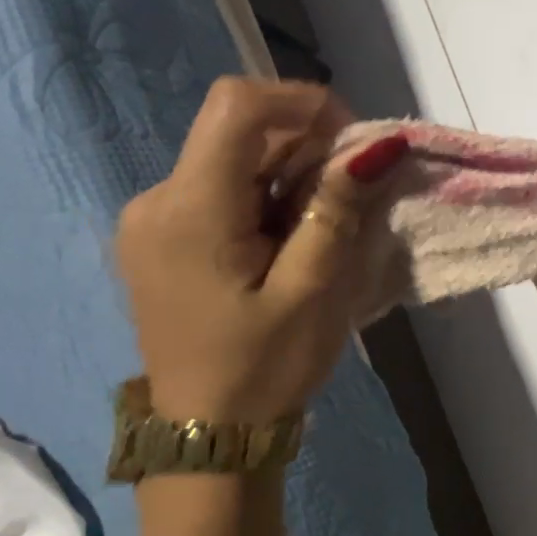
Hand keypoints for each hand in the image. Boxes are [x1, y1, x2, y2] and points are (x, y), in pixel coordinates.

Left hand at [116, 78, 407, 425]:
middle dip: (311, 148)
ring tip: (330, 231)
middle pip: (241, 131)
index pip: (239, 104)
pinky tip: (296, 243)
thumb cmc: (267, 363)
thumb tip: (381, 143)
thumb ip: (340, 208)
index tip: (356, 146)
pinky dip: (272, 198)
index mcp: (190, 208)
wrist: (209, 433)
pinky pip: (226, 189)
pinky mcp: (165, 237)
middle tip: (356, 201)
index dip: (305, 103)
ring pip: (237, 159)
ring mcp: (155, 218)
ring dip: (295, 176)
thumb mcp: (316, 288)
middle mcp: (159, 198)